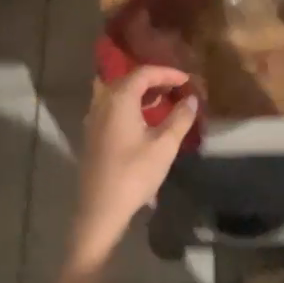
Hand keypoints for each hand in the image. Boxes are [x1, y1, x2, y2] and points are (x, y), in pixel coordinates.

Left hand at [70, 66, 198, 268]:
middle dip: (154, 80)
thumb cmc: (134, 174)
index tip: (187, 80)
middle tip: (175, 87)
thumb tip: (191, 99)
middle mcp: (103, 101)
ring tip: (162, 100)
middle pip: (129, 79)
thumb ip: (180, 118)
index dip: (167, 73)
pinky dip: (129, 105)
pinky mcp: (92, 133)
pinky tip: (143, 120)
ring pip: (118, 93)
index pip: (145, 73)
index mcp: (119, 98)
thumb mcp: (164, 146)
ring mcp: (94, 117)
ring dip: (140, 92)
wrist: (99, 209)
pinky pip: (112, 106)